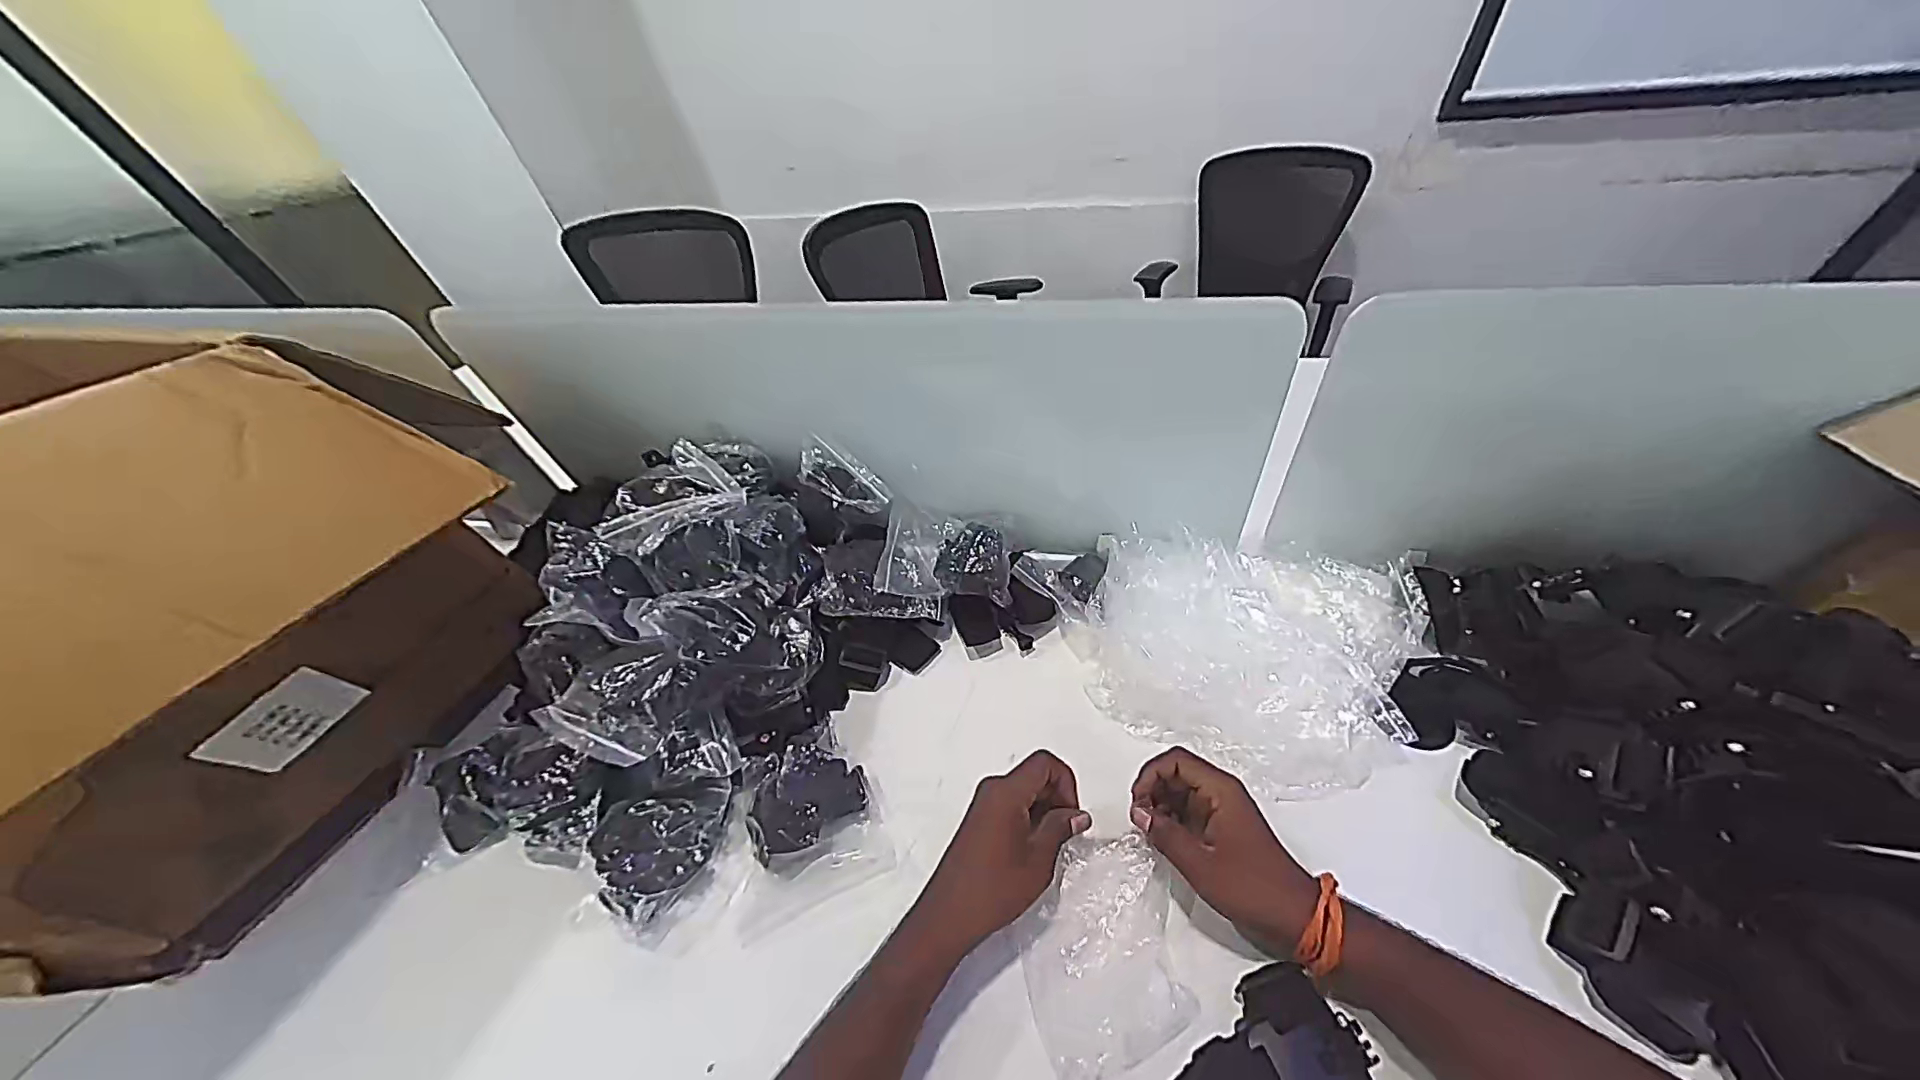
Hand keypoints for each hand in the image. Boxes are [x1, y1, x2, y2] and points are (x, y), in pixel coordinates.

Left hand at [908, 751, 1090, 954]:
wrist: (951, 913)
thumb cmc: (987, 890)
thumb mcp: (1039, 859)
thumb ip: (1061, 828)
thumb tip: (1075, 816)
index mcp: (1006, 793)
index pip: (1045, 763)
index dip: (1067, 783)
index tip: (1073, 810)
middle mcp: (991, 791)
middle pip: (1035, 774)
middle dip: (1057, 797)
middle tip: (1067, 828)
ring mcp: (983, 804)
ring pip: (1024, 789)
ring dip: (1043, 809)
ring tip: (1050, 844)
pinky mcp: (979, 819)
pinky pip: (1011, 803)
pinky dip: (1028, 817)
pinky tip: (1033, 849)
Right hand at [1130, 747, 1318, 953]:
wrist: (1294, 917)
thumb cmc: (1255, 889)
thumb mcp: (1200, 864)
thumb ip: (1165, 834)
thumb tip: (1140, 815)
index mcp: (1221, 791)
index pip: (1176, 761)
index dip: (1150, 775)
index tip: (1138, 801)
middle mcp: (1222, 794)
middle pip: (1177, 773)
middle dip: (1152, 790)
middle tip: (1140, 818)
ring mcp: (1222, 810)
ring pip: (1181, 792)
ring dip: (1160, 806)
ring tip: (1150, 831)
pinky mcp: (1221, 828)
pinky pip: (1189, 812)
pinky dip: (1171, 820)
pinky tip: (1163, 839)